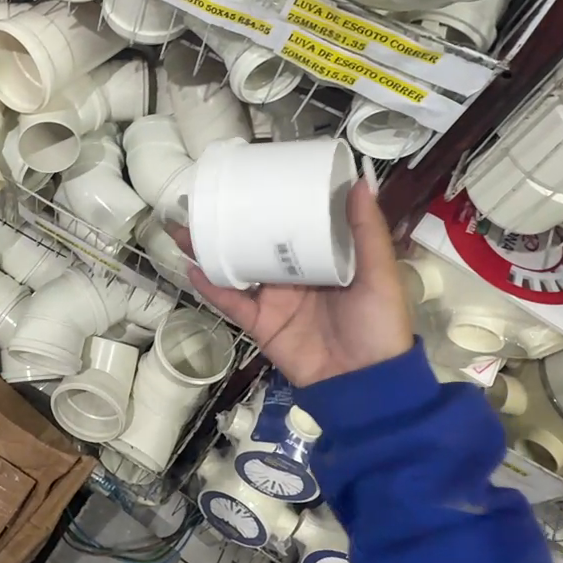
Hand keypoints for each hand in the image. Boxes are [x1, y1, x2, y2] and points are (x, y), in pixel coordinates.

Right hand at [172, 180, 412, 386]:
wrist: (364, 382)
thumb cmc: (378, 324)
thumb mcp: (380, 273)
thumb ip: (367, 231)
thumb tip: (357, 183)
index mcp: (320, 260)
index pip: (290, 225)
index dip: (268, 204)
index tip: (248, 179)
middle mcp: (291, 276)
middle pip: (252, 243)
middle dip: (226, 224)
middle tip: (199, 203)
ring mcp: (272, 299)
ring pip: (234, 268)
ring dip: (208, 250)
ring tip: (183, 230)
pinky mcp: (259, 323)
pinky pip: (230, 301)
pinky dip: (210, 287)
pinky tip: (192, 268)